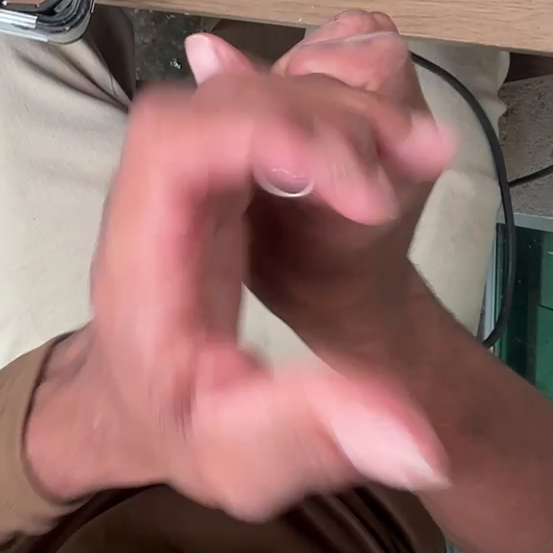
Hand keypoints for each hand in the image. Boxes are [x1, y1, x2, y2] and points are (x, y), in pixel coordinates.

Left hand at [24, 69, 450, 520]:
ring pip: (247, 95)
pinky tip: (383, 147)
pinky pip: (266, 117)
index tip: (362, 191)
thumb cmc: (169, 421)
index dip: (263, 134)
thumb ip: (305, 438)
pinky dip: (327, 121)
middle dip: (320, 114)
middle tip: (413, 155)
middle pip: (218, 104)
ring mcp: (183, 178)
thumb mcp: (230, 456)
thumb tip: (415, 438)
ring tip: (418, 148)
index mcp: (142, 252)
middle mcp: (154, 196)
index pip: (175, 146)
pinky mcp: (214, 176)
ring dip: (335, 109)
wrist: (133, 396)